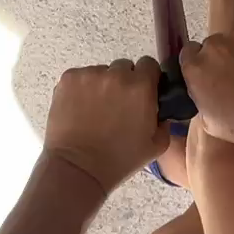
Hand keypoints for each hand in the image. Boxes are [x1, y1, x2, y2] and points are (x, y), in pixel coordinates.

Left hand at [43, 57, 169, 194]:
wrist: (77, 169)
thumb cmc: (118, 160)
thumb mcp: (156, 146)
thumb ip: (164, 121)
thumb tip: (160, 109)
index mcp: (141, 87)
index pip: (148, 64)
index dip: (146, 78)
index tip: (142, 91)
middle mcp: (116, 75)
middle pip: (124, 66)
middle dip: (123, 82)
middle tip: (118, 105)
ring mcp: (90, 74)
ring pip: (101, 72)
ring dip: (101, 85)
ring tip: (96, 111)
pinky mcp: (69, 78)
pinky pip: (80, 76)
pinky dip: (81, 88)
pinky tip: (80, 109)